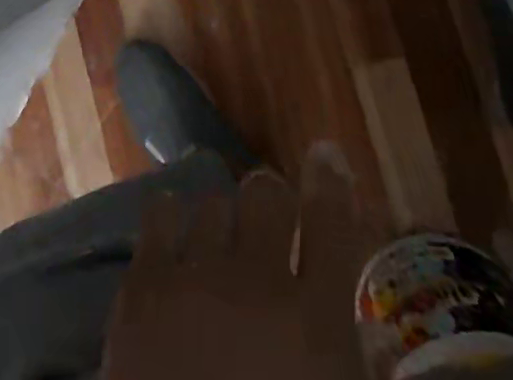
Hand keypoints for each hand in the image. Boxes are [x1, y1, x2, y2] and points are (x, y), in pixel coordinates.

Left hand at [102, 150, 377, 379]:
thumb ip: (357, 365)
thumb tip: (370, 333)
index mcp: (314, 321)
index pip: (332, 224)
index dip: (331, 181)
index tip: (326, 153)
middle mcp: (255, 281)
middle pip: (267, 196)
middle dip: (271, 199)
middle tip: (268, 217)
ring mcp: (193, 276)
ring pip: (215, 202)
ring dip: (225, 217)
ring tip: (222, 243)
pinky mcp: (141, 284)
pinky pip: (161, 214)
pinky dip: (173, 218)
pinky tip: (177, 234)